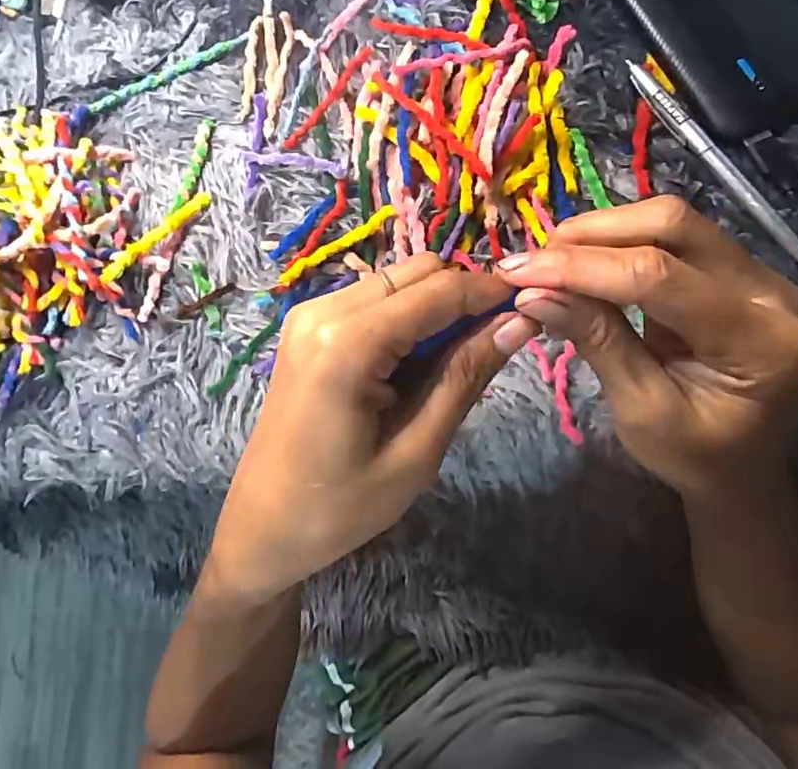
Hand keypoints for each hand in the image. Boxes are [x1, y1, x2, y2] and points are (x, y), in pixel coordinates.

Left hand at [205, 254, 538, 601]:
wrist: (262, 526)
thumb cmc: (339, 508)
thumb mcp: (415, 451)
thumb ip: (466, 376)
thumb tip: (519, 322)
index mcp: (347, 343)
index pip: (438, 291)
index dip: (491, 291)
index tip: (535, 305)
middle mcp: (323, 309)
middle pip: (417, 271)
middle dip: (464, 295)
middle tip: (497, 340)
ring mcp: (310, 312)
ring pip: (397, 279)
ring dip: (436, 305)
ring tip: (457, 360)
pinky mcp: (308, 323)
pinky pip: (374, 298)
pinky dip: (407, 315)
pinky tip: (417, 360)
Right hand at [495, 196, 797, 500]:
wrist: (742, 470)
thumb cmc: (694, 456)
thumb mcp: (640, 409)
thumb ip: (596, 339)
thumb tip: (532, 293)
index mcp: (762, 343)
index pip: (660, 277)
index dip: (582, 268)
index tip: (518, 273)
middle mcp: (772, 293)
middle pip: (671, 226)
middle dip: (592, 235)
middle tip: (535, 263)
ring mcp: (758, 275)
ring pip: (669, 221)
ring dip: (600, 233)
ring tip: (552, 262)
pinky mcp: (736, 270)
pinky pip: (672, 236)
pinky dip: (618, 242)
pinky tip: (584, 263)